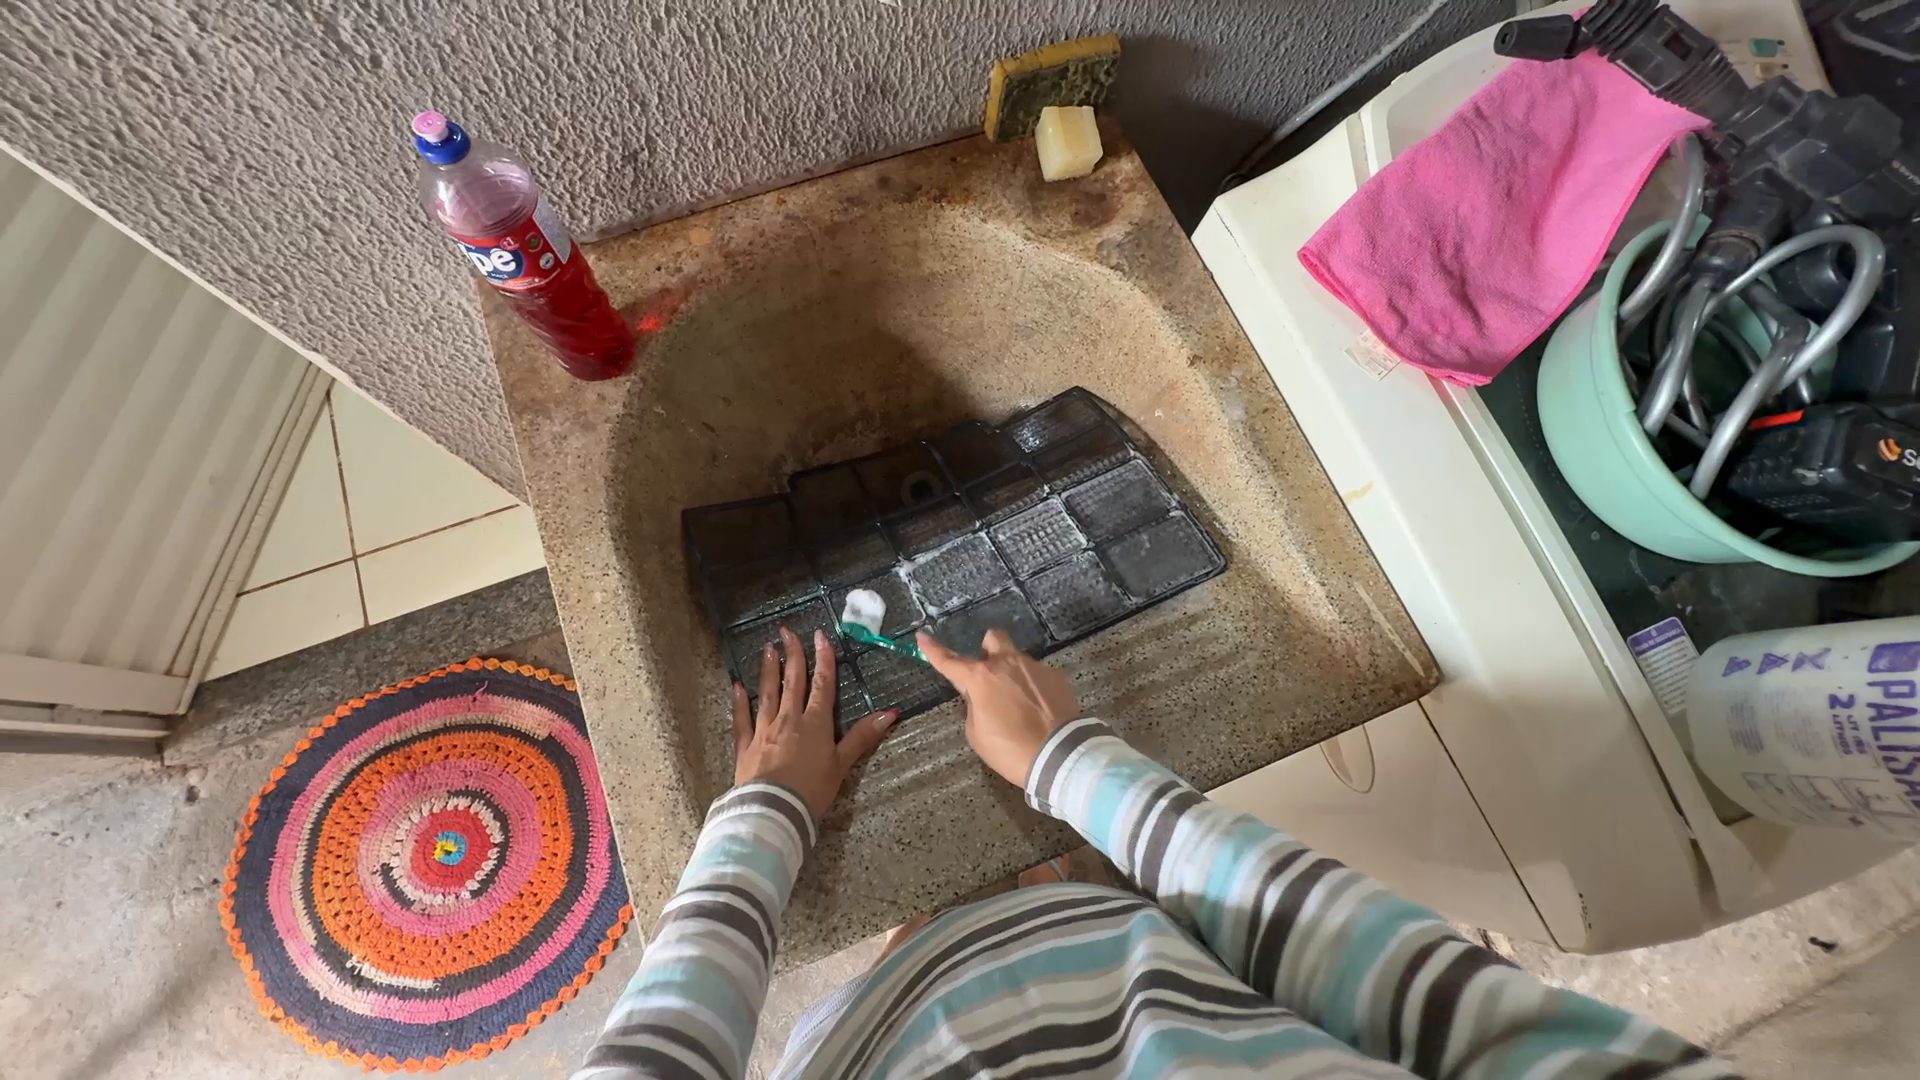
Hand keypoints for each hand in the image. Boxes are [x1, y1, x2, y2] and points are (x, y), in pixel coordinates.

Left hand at [733, 627, 896, 817]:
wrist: (773, 810)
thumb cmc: (812, 789)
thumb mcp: (842, 763)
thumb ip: (863, 736)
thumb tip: (891, 712)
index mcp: (815, 722)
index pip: (822, 684)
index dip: (823, 659)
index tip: (820, 635)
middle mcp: (789, 718)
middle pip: (793, 681)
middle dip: (793, 654)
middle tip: (786, 631)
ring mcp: (764, 730)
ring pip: (768, 693)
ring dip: (769, 669)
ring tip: (767, 648)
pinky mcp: (746, 746)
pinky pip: (742, 719)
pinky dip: (740, 702)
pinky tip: (737, 686)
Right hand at [917, 628, 1079, 787]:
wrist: (1058, 755)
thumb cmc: (1009, 749)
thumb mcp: (977, 733)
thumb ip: (974, 707)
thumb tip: (981, 696)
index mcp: (981, 678)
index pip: (950, 661)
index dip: (933, 649)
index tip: (922, 636)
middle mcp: (1007, 664)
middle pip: (993, 637)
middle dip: (987, 649)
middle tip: (988, 672)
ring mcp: (1034, 667)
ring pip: (1018, 659)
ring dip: (1013, 674)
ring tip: (1019, 705)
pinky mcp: (1056, 677)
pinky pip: (1038, 676)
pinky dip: (1034, 688)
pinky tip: (1038, 710)